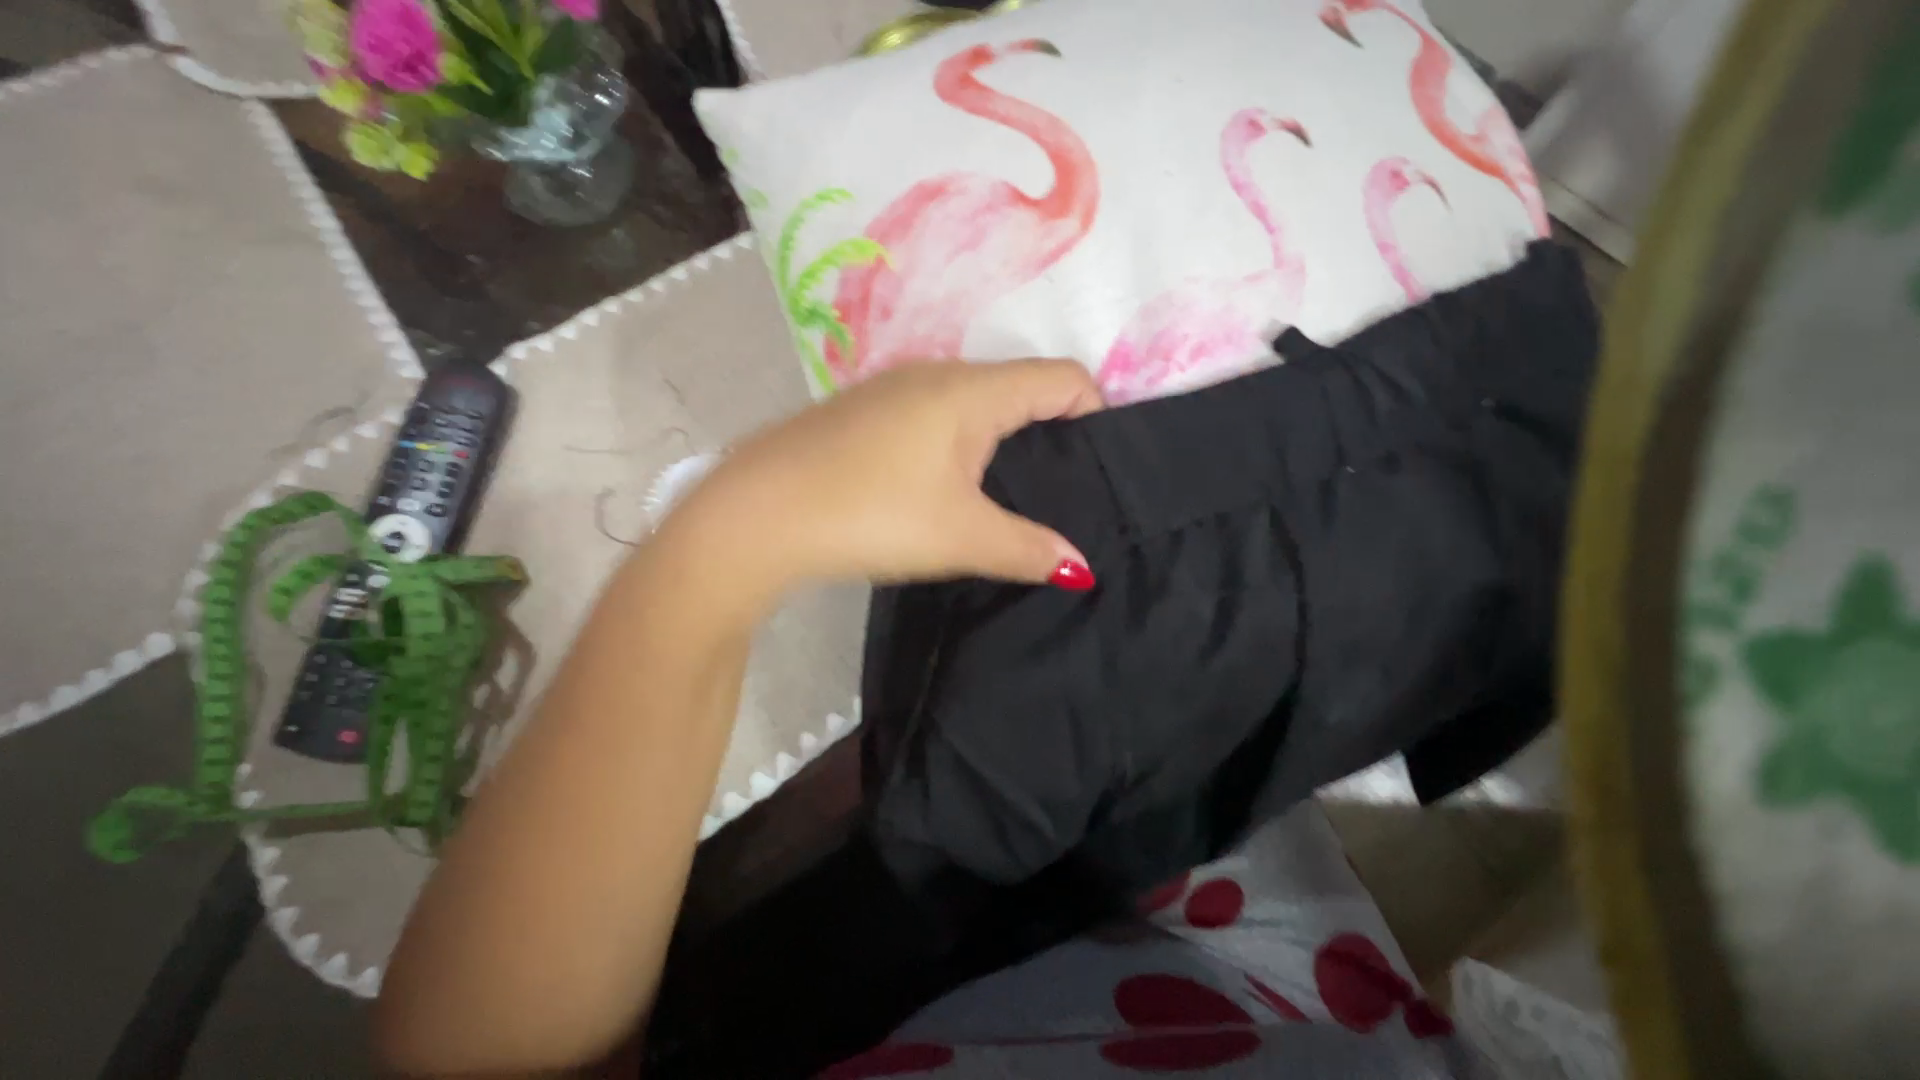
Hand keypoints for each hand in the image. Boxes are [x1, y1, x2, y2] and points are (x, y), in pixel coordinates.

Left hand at [662, 359, 1103, 602]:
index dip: (1093, 413)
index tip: (1096, 469)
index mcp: (971, 390)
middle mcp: (935, 373)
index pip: (1060, 377)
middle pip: (1017, 386)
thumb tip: (1081, 567)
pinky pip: (931, 414)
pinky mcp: (860, 411)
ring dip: (998, 439)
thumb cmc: (870, 516)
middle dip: (1048, 431)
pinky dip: (955, 443)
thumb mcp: (960, 537)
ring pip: (971, 401)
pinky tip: (940, 490)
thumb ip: (1028, 548)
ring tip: (1003, 498)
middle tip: (1056, 492)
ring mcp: (891, 388)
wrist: (755, 515)